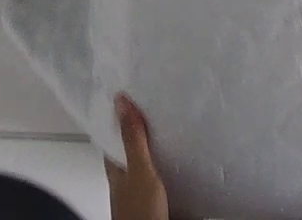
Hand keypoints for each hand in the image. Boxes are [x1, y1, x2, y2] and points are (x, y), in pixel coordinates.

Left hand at [107, 95, 177, 219]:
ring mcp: (143, 192)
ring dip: (162, 149)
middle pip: (133, 149)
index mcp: (116, 168)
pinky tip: (188, 164)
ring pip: (151, 163)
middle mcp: (127, 178)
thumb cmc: (139, 214)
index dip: (120, 115)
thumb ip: (132, 138)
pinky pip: (167, 178)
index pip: (114, 134)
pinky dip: (175, 169)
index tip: (130, 94)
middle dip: (145, 131)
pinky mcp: (160, 204)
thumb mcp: (138, 170)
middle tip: (158, 107)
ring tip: (178, 129)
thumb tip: (120, 100)